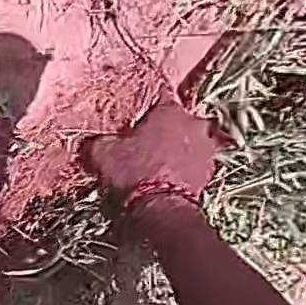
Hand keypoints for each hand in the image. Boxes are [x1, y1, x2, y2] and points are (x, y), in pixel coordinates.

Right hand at [81, 103, 219, 197]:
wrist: (160, 207)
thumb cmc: (134, 173)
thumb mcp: (103, 153)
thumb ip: (100, 142)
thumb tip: (94, 143)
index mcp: (168, 110)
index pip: (158, 98)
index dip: (144, 110)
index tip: (134, 120)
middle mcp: (193, 123)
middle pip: (176, 121)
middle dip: (162, 131)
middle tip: (143, 145)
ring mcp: (206, 147)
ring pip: (189, 142)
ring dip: (177, 150)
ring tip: (156, 166)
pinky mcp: (211, 171)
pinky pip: (195, 164)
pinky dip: (184, 170)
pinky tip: (167, 180)